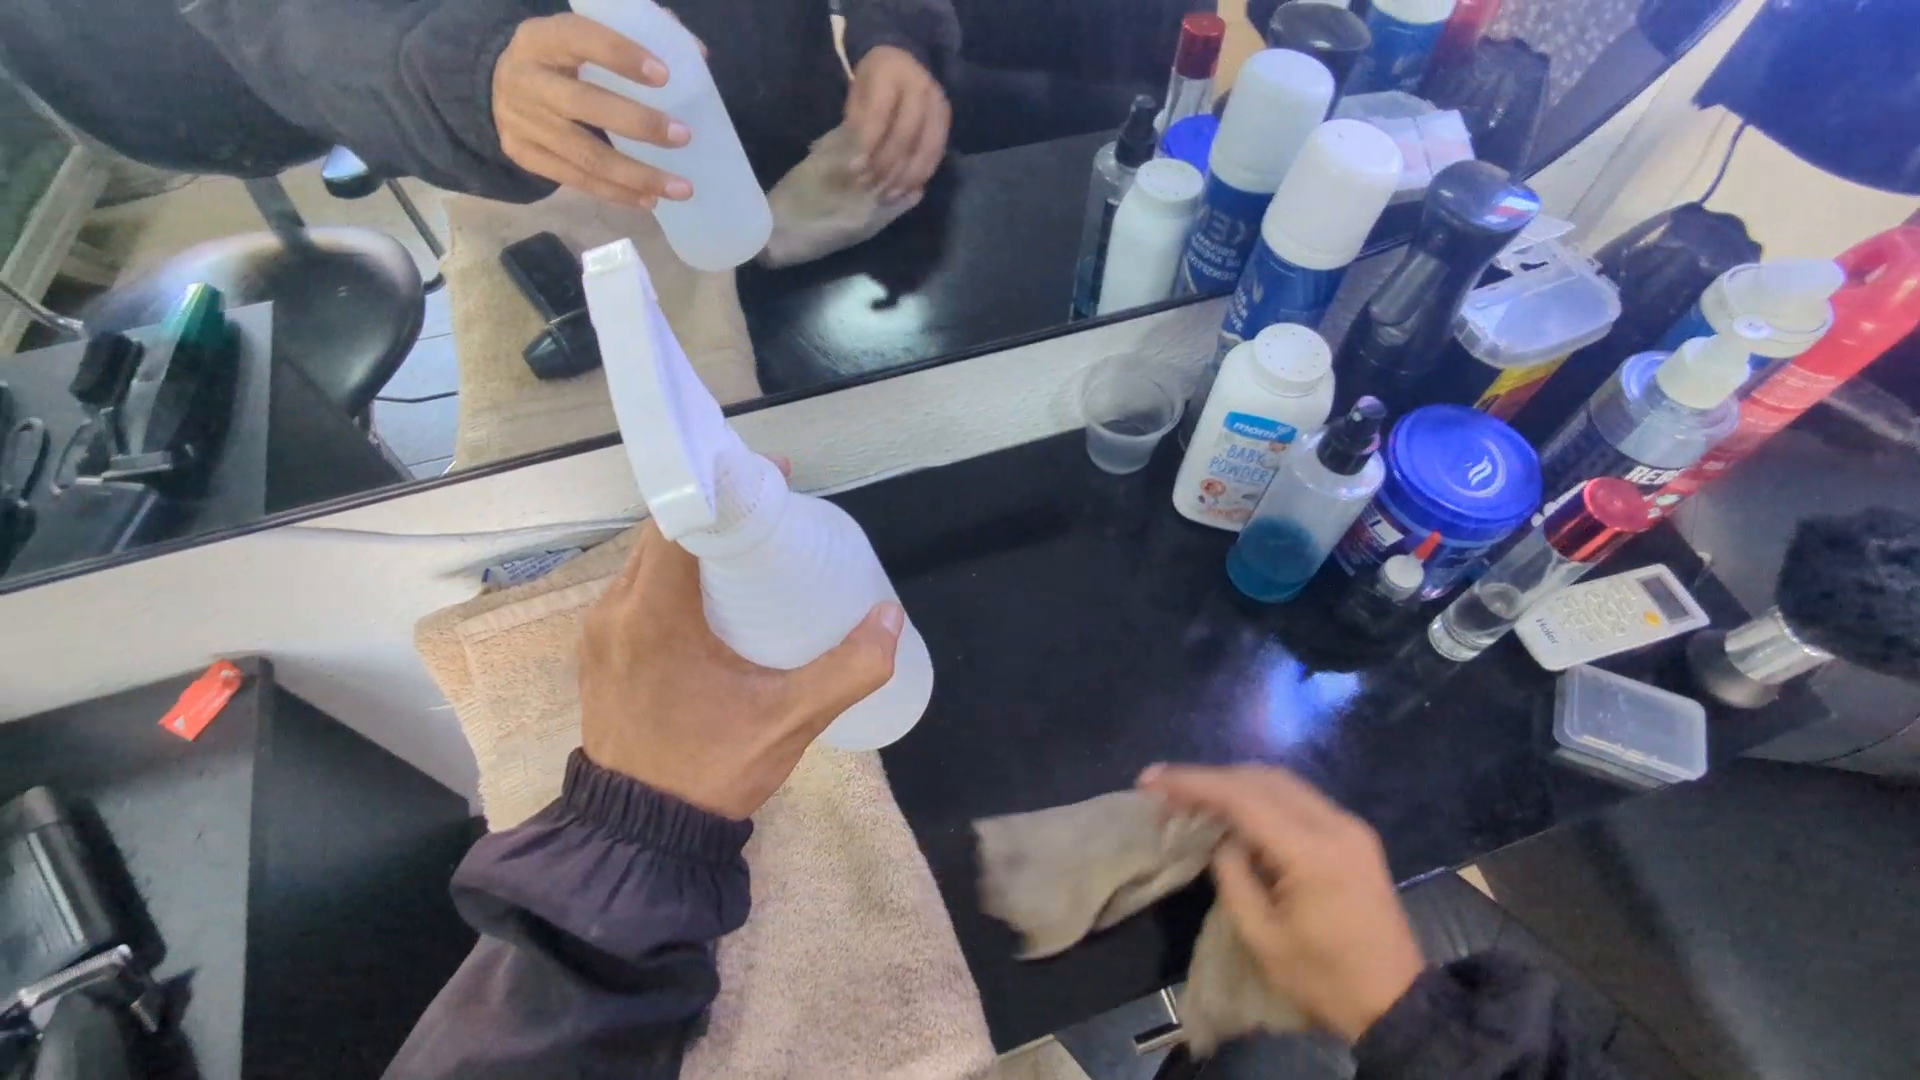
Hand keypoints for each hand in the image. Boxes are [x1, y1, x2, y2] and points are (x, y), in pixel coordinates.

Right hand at [494, 13, 693, 208]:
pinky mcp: (523, 155)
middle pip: (585, 105)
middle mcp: (525, 80)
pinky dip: (618, 194)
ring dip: (639, 175)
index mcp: (539, 38)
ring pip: (587, 156)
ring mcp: (521, 122)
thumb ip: (635, 38)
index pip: (579, 38)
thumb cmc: (561, 62)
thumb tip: (697, 55)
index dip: (620, 55)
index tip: (664, 75)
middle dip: (640, 124)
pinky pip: (578, 181)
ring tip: (681, 188)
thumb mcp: (584, 40)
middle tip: (684, 136)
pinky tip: (650, 199)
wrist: (499, 88)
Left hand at [579, 518, 904, 818]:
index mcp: (653, 616)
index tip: (774, 480)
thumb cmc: (712, 769)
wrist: (639, 833)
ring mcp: (601, 632)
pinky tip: (714, 590)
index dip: (727, 491)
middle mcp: (615, 611)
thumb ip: (848, 669)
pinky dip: (674, 571)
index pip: (682, 522)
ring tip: (748, 541)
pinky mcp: (601, 651)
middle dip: (716, 510)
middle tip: (772, 508)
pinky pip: (636, 588)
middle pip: (663, 532)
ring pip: (646, 559)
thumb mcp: (791, 720)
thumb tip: (890, 617)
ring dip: (694, 539)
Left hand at [845, 46, 949, 198]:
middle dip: (886, 166)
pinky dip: (919, 177)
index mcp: (892, 73)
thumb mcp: (857, 93)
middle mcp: (921, 87)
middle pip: (906, 136)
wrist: (904, 61)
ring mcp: (938, 106)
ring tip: (886, 196)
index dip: (867, 145)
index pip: (880, 115)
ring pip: (925, 150)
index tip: (854, 169)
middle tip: (869, 186)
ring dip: (905, 178)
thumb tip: (856, 162)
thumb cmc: (874, 82)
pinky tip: (904, 191)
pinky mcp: (946, 123)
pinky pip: (936, 156)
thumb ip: (857, 122)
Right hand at [1139, 765, 1425, 1041]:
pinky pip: (1298, 798)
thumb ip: (1232, 876)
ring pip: (1281, 782)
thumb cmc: (1324, 980)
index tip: (1151, 781)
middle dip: (1209, 778)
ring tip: (1194, 796)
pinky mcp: (1353, 835)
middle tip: (1167, 790)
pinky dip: (1259, 795)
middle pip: (1261, 778)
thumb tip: (1219, 839)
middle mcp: (1335, 825)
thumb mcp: (1262, 938)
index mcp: (1312, 853)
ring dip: (1234, 782)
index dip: (1192, 783)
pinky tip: (1234, 809)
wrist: (1399, 1006)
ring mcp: (1349, 826)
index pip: (1241, 798)